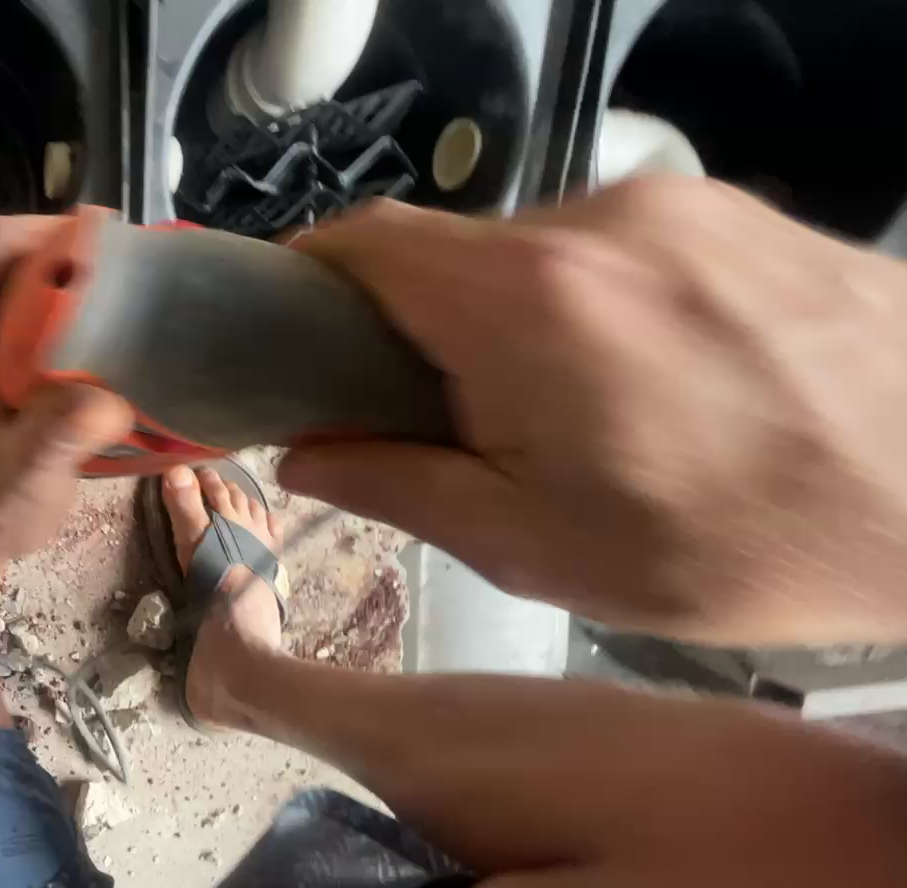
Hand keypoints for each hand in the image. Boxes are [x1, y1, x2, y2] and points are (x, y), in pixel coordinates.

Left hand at [0, 217, 134, 566]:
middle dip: (50, 255)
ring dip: (40, 281)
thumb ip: (63, 433)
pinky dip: (26, 310)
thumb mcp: (29, 478)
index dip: (48, 234)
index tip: (109, 242)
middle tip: (113, 269)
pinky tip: (64, 331)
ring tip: (98, 294)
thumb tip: (110, 397)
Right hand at [284, 176, 906, 645]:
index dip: (307, 269)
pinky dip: (566, 300)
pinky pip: (603, 246)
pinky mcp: (740, 217)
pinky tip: (608, 374)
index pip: (368, 242)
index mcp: (527, 300)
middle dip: (404, 321)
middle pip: (442, 251)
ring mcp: (682, 210)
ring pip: (521, 249)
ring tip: (525, 402)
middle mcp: (602, 225)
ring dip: (489, 315)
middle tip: (414, 406)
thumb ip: (385, 483)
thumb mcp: (516, 539)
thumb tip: (302, 455)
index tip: (280, 314)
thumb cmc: (725, 542)